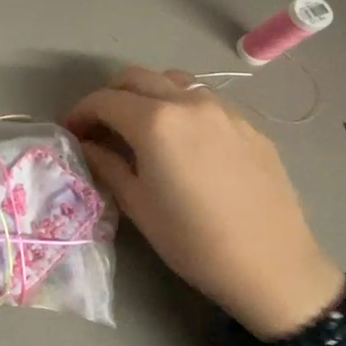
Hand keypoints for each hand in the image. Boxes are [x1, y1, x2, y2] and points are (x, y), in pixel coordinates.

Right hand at [65, 67, 344, 340]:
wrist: (273, 267)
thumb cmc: (193, 240)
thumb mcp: (137, 204)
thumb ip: (106, 164)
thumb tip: (87, 145)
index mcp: (154, 121)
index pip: (104, 100)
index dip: (81, 113)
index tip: (72, 133)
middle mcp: (188, 103)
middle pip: (136, 78)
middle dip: (111, 96)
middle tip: (101, 127)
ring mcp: (224, 111)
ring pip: (174, 82)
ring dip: (148, 94)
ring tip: (142, 127)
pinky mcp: (250, 126)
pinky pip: (205, 102)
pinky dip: (182, 108)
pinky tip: (184, 143)